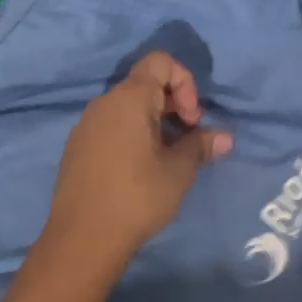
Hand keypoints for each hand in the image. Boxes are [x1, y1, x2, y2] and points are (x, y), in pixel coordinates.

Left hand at [40, 51, 231, 260]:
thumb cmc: (137, 197)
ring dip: (155, 123)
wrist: (82, 239)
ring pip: (128, 108)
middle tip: (188, 141)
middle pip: (145, 84)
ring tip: (168, 159)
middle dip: (174, 105)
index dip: (184, 82)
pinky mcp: (77, 148)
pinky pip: (112, 127)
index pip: (160, 62)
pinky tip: (141, 171)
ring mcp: (86, 126)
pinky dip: (133, 136)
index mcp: (129, 99)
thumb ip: (201, 146)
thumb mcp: (179, 171)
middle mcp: (104, 103)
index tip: (191, 119)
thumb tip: (225, 138)